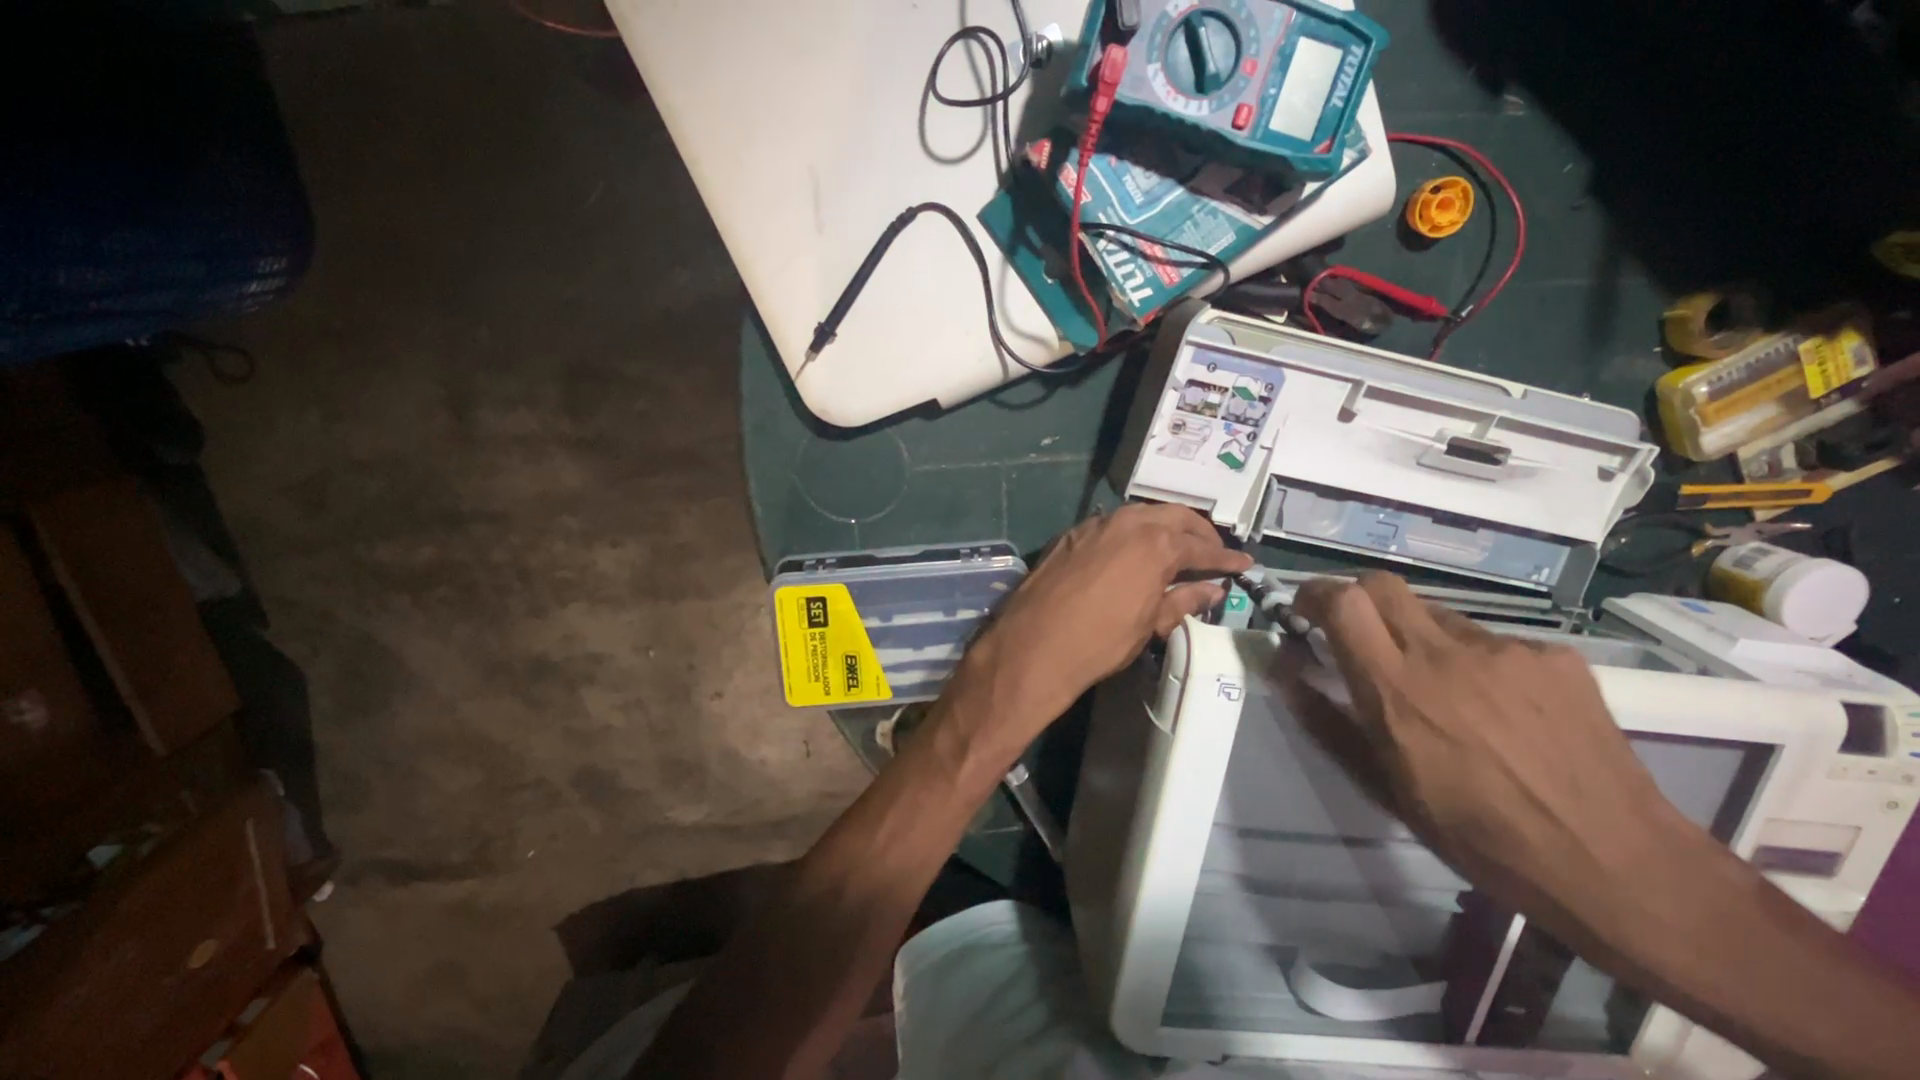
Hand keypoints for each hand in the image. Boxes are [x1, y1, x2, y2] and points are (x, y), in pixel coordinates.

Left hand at [965, 504, 1251, 730]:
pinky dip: (1132, 533)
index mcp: (1155, 544)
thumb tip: (1212, 589)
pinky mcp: (1070, 535)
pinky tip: (1135, 551)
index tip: (1244, 565)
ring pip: (1141, 515)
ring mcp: (1095, 525)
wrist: (1034, 645)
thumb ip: (1183, 600)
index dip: (1225, 559)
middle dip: (1198, 533)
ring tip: (1178, 548)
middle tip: (1213, 552)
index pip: (1201, 548)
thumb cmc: (1100, 641)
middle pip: (1174, 517)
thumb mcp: (1150, 625)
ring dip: (1164, 527)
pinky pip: (1112, 525)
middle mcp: (1127, 523)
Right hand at [1279, 572, 1695, 925]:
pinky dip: (1480, 664)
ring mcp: (1507, 650)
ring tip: (1445, 695)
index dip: (1315, 593)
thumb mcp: (1386, 789)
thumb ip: (1326, 722)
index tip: (1305, 609)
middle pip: (1384, 585)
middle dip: (1358, 599)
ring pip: (1441, 617)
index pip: (1344, 603)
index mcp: (1398, 691)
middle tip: (1360, 637)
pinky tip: (1504, 713)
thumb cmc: (1478, 838)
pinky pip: (1496, 644)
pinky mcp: (1556, 656)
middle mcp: (1447, 654)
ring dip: (1421, 639)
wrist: (1610, 860)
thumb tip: (1283, 671)